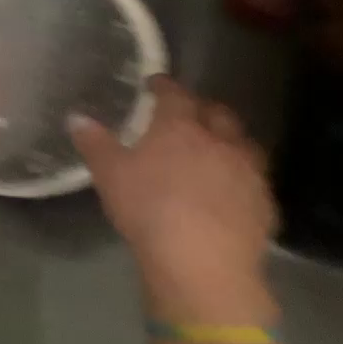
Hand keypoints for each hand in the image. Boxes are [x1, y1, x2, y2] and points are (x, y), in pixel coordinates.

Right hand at [70, 77, 278, 323]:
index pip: (175, 95)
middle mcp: (221, 142)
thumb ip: (94, 142)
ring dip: (228, 141)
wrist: (202, 260)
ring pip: (244, 144)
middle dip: (203, 109)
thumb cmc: (147, 207)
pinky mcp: (265, 203)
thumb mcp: (108, 173)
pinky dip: (239, 175)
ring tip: (213, 150)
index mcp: (180, 128)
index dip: (164, 86)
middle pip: (219, 114)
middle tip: (187, 114)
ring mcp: (249, 172)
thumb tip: (77, 117)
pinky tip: (226, 190)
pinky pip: (253, 179)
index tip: (155, 83)